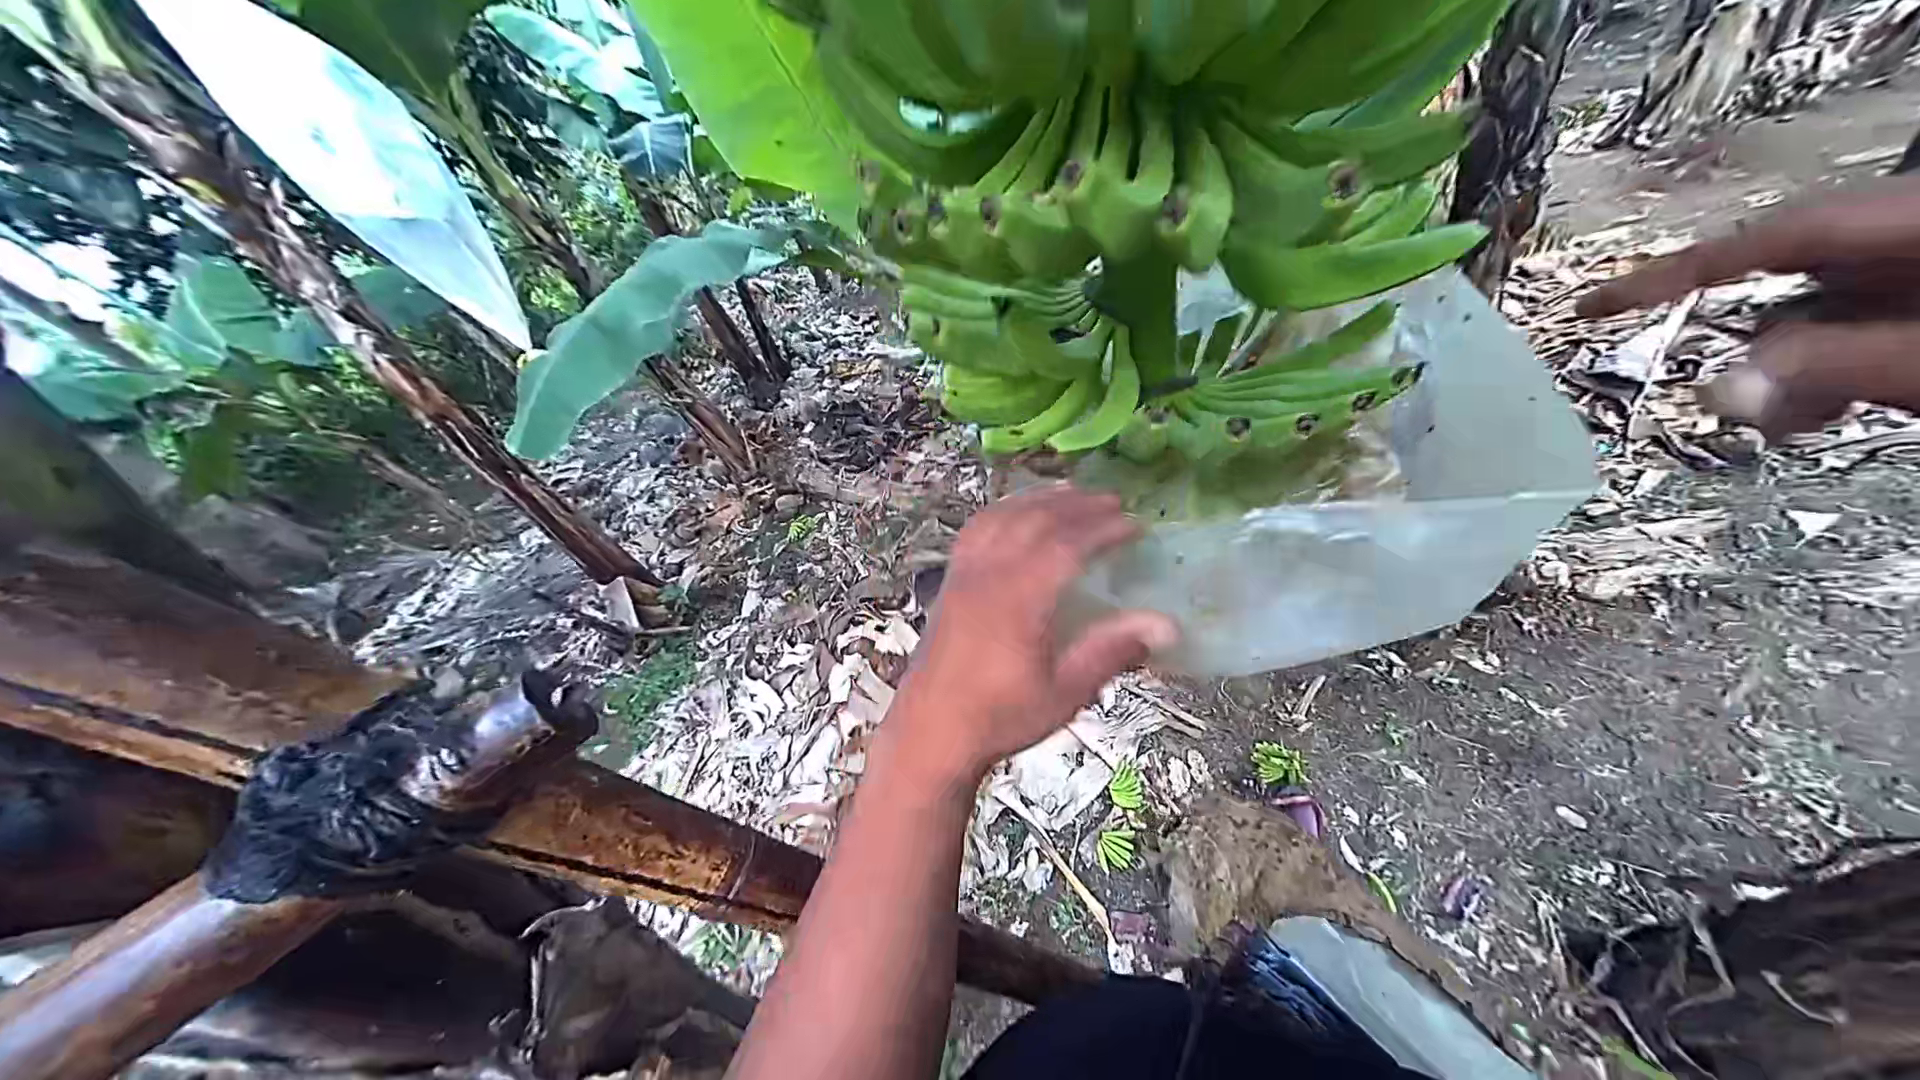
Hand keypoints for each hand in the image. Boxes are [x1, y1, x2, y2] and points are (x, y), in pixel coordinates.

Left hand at [878, 484, 1177, 790]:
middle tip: (1112, 502)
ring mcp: (963, 574)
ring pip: (1002, 517)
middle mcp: (988, 574)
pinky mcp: (949, 582)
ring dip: (1038, 500)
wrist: (931, 732)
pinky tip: (1014, 516)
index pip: (1067, 544)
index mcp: (1019, 597)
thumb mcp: (1064, 691)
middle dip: (1077, 506)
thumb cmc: (1000, 716)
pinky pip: (976, 530)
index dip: (1104, 529)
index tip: (1135, 524)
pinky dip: (1003, 512)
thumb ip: (1111, 650)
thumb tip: (1164, 624)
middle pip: (1035, 520)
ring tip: (1069, 494)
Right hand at [1577, 177, 1919, 436]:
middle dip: (1739, 341)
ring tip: (1785, 422)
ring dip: (1780, 376)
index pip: (1777, 238)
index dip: (1676, 271)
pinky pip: (1849, 347)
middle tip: (1715, 396)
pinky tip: (1815, 415)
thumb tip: (1713, 387)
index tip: (1595, 305)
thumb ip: (1840, 367)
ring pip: (1814, 323)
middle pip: (1790, 284)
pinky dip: (1817, 385)